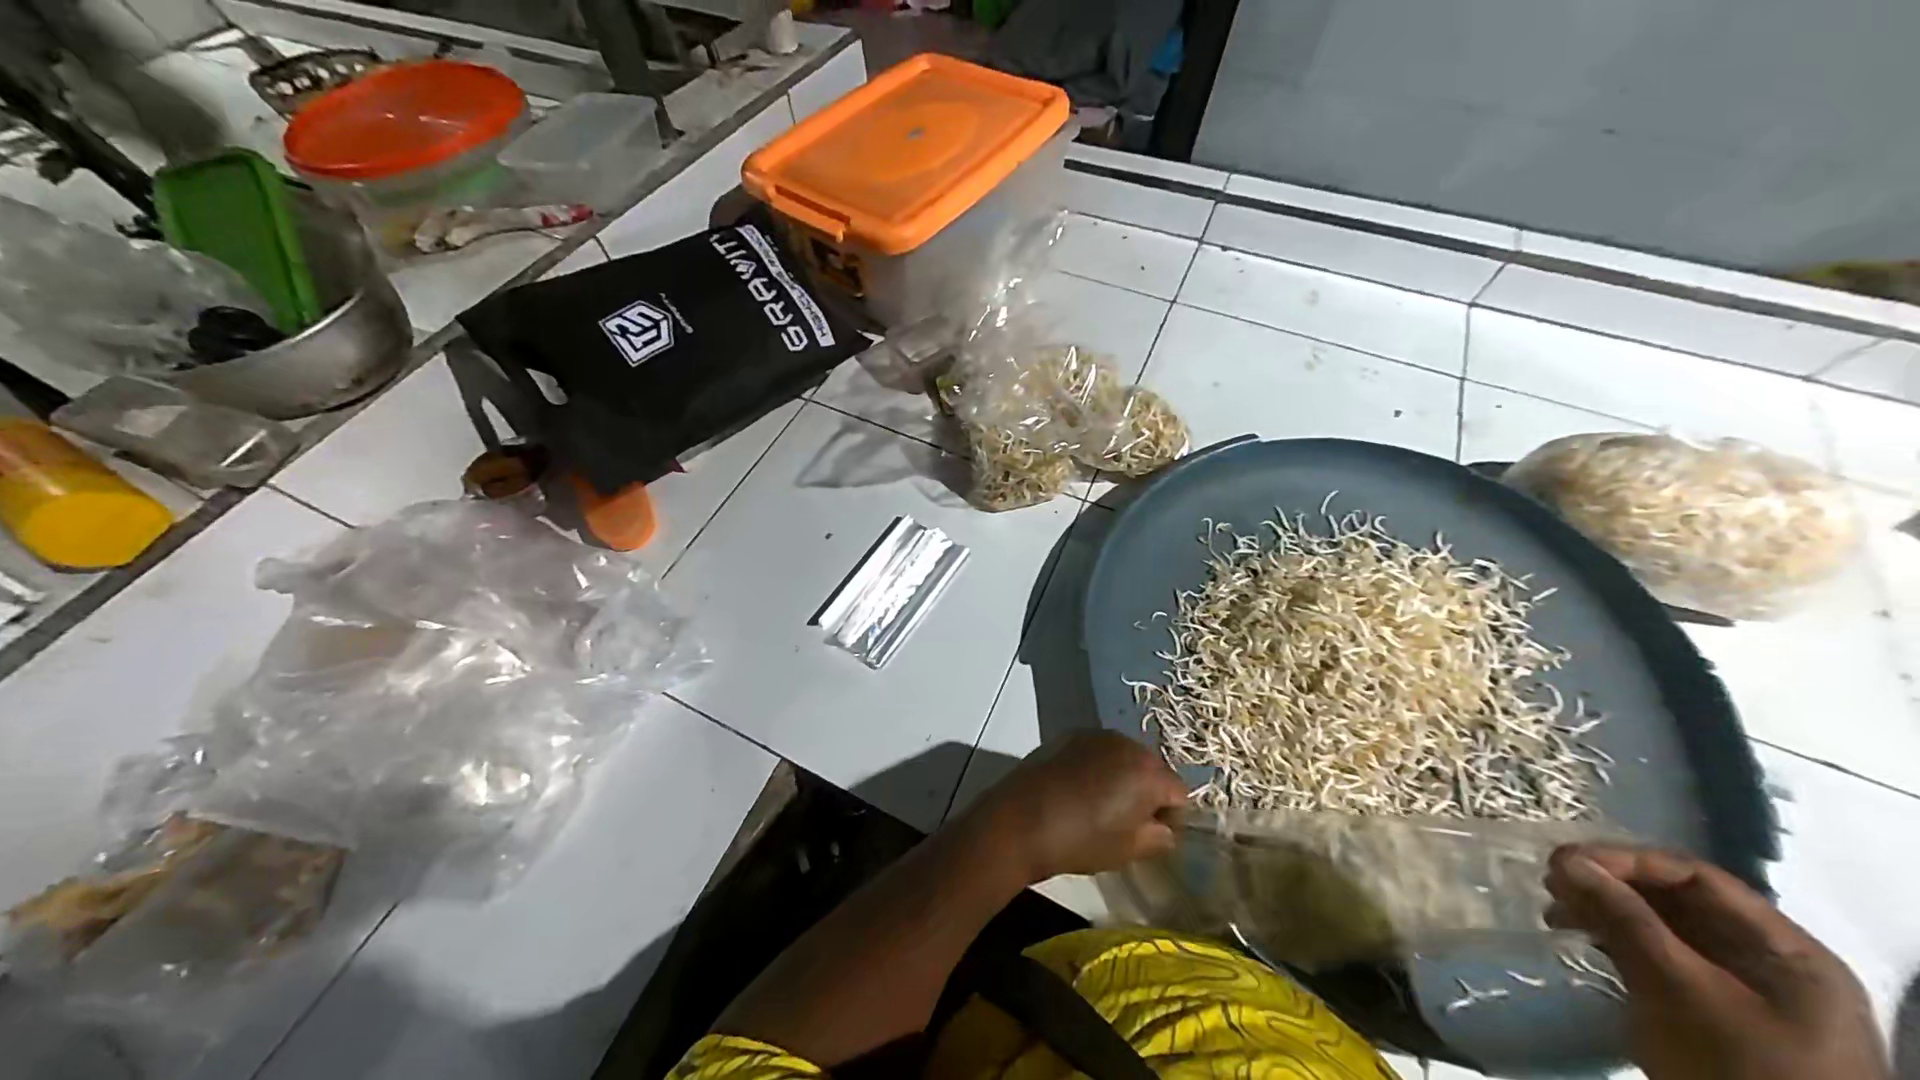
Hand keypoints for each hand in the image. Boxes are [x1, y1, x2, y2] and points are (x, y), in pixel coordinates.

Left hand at [962, 732, 1187, 883]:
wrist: (1020, 820)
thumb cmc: (1080, 840)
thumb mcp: (1128, 850)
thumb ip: (1159, 837)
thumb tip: (1164, 828)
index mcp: (1149, 772)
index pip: (1179, 794)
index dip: (1170, 818)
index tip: (1150, 835)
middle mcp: (1127, 744)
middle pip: (1151, 770)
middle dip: (1146, 793)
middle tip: (1125, 821)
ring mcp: (1095, 736)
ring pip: (1123, 758)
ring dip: (1120, 777)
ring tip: (1098, 805)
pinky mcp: (1068, 735)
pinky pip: (1097, 751)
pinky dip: (1095, 767)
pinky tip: (1077, 789)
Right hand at [1545, 844, 1887, 1079]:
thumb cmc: (1740, 1070)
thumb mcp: (1679, 991)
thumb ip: (1625, 920)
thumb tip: (1566, 860)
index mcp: (1786, 950)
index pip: (1696, 877)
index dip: (1626, 860)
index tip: (1563, 861)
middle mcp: (1771, 961)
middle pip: (1680, 901)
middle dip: (1610, 886)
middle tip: (1551, 885)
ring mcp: (1746, 991)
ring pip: (1665, 929)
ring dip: (1606, 913)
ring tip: (1557, 915)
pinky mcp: (1718, 1013)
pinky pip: (1663, 960)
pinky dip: (1618, 944)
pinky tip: (1583, 945)